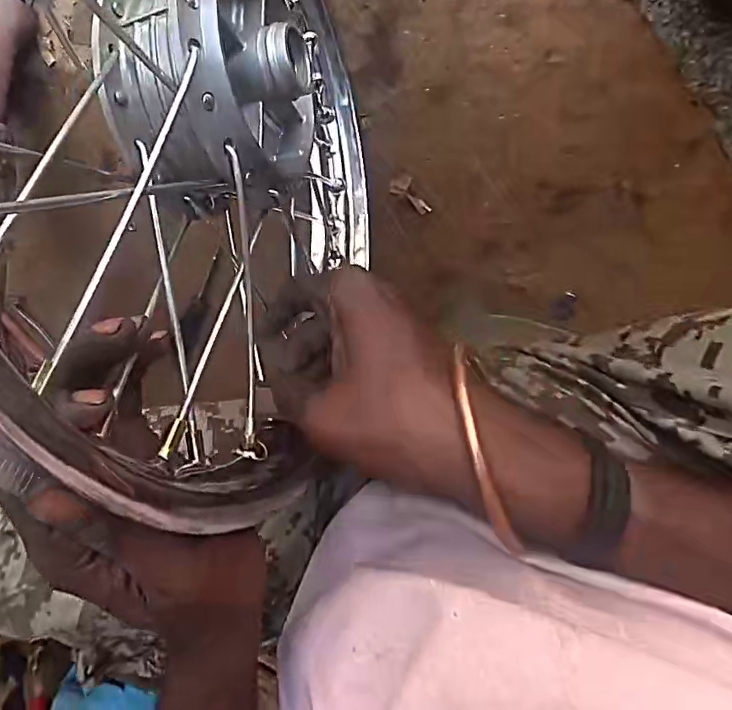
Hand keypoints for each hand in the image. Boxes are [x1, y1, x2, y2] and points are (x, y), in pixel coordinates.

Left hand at [10, 316, 264, 642]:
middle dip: (80, 372)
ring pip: (82, 400)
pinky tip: (155, 344)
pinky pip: (119, 402)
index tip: (95, 406)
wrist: (224, 602)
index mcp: (52, 531)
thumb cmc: (191, 594)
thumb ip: (102, 527)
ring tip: (135, 329)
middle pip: (50, 417)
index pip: (26, 462)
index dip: (46, 422)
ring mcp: (94, 467)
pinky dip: (133, 370)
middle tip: (119, 338)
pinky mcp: (126, 453)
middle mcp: (62, 490)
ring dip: (104, 358)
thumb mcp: (150, 566)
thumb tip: (45, 498)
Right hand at [262, 267, 469, 497]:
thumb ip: (286, 393)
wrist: (471, 443)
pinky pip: (368, 348)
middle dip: (296, 347)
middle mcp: (377, 294)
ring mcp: (400, 319)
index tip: (260, 344)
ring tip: (304, 403)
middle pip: (321, 312)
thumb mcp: (322, 411)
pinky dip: (347, 369)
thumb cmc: (389, 416)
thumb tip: (272, 386)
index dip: (274, 316)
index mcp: (351, 292)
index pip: (297, 288)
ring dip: (320, 362)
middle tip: (280, 384)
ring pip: (345, 332)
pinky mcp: (415, 347)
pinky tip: (336, 407)